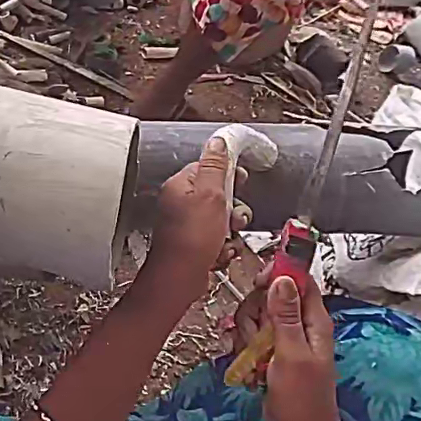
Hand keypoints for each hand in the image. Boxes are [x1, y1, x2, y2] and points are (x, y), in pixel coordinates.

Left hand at [147, 137, 241, 295]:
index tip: (240, 181)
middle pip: (218, 195)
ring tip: (225, 239)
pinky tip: (218, 253)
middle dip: (232, 208)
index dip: (228, 174)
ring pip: (221, 220)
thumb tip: (218, 142)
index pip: (208, 167)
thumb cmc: (191, 238)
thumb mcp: (210, 195)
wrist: (180, 278)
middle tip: (232, 218)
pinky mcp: (194, 244)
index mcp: (180, 186)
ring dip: (230, 230)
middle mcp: (180, 203)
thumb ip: (215, 167)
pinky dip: (223, 247)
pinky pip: (218, 240)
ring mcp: (187, 225)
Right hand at [259, 274, 347, 420]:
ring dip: (249, 328)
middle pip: (273, 295)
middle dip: (257, 308)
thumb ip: (285, 316)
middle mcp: (301, 325)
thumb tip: (282, 280)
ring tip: (254, 351)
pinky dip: (247, 343)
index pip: (300, 281)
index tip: (259, 283)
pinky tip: (248, 359)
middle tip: (256, 330)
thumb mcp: (291, 354)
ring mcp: (285, 338)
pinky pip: (254, 334)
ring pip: (260, 314)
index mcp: (314, 321)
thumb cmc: (302, 398)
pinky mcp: (272, 351)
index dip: (280, 274)